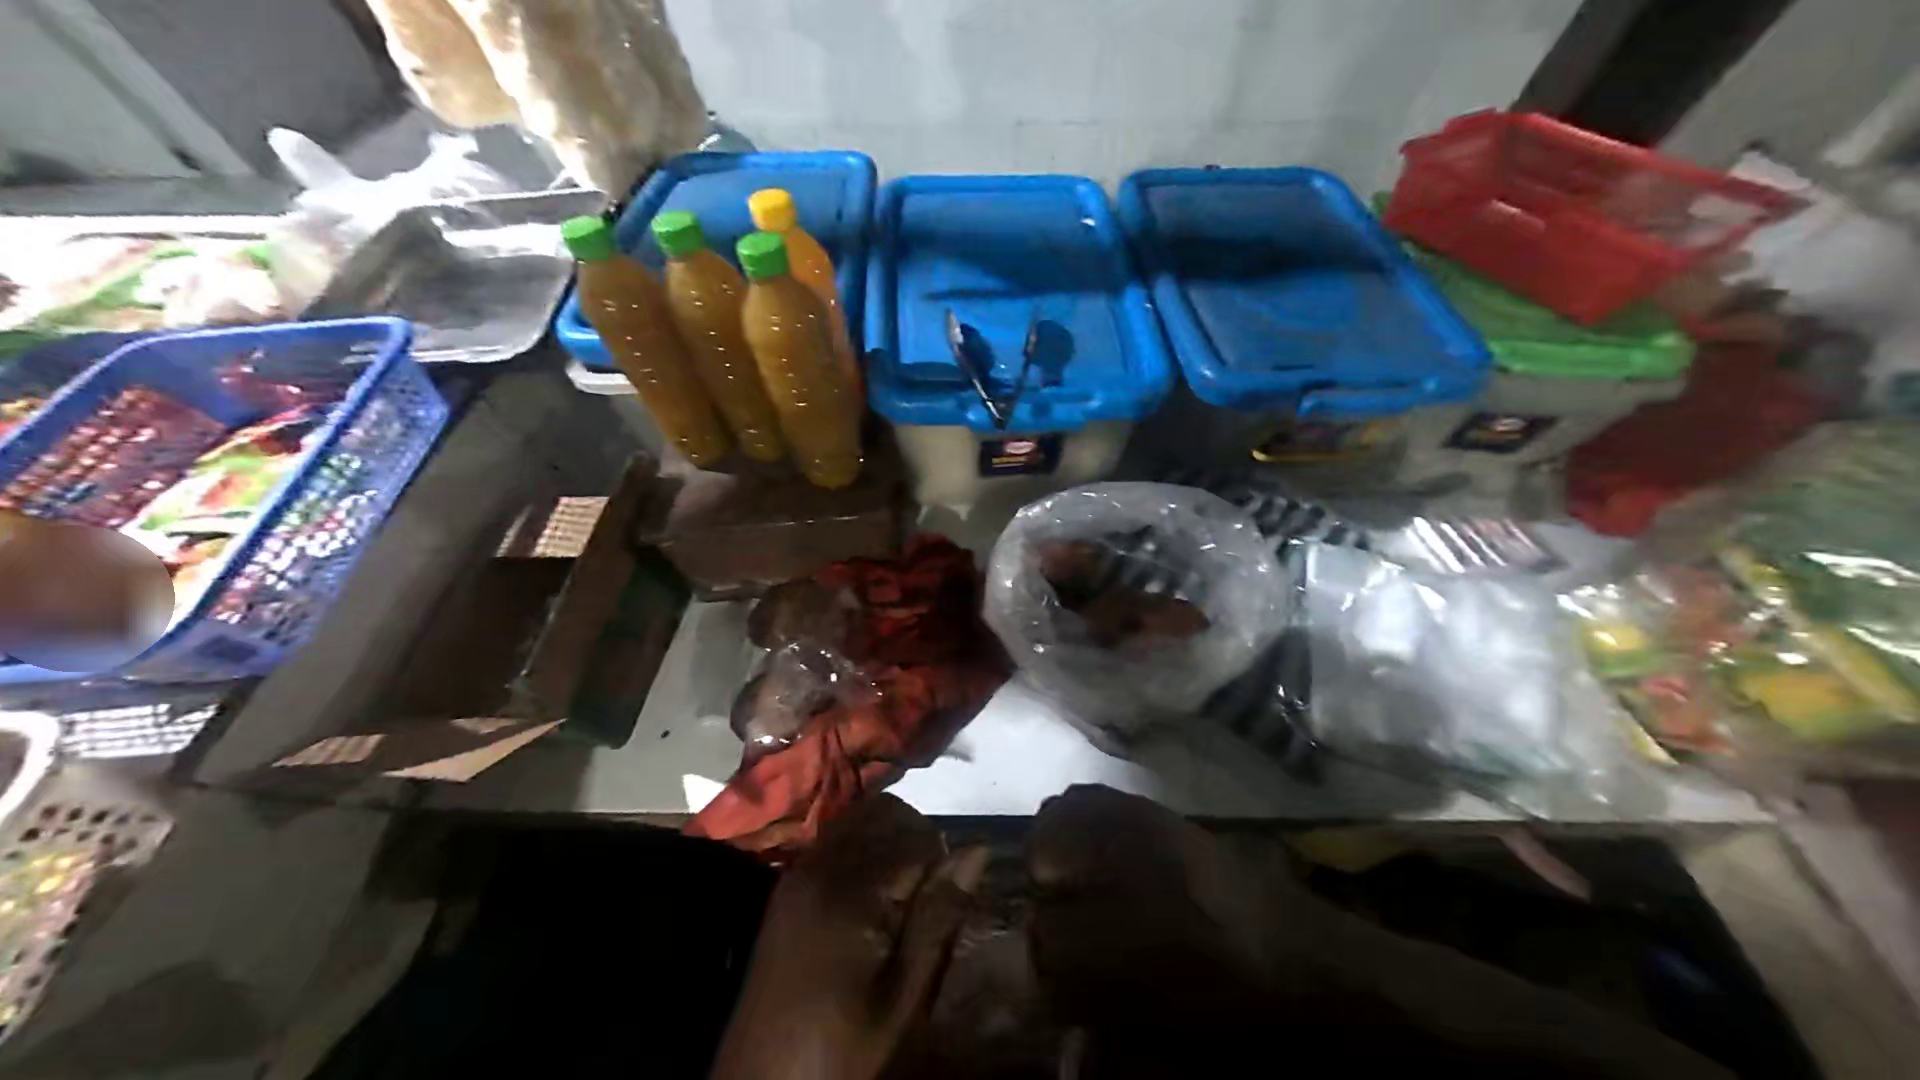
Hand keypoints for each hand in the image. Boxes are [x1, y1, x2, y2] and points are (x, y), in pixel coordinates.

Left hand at [708, 794, 985, 1079]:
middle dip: (917, 835)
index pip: (913, 833)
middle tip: (929, 887)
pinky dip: (862, 844)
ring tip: (904, 888)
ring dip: (889, 836)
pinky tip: (872, 890)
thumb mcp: (904, 995)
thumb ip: (940, 913)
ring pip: (857, 817)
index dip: (942, 854)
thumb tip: (978, 848)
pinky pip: (834, 837)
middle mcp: (820, 864)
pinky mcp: (788, 883)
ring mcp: (799, 870)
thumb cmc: (843, 1047)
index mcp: (850, 889)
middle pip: (882, 812)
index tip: (950, 890)